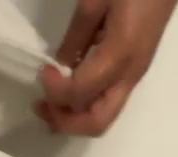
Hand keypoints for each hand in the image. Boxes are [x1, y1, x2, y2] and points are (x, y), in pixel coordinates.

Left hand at [37, 0, 177, 135]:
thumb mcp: (95, 0)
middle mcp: (130, 75)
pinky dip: (83, 108)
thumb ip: (75, 38)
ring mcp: (135, 76)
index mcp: (120, 55)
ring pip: (102, 119)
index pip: (79, 94)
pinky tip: (69, 91)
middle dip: (64, 121)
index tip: (43, 71)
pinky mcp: (135, 71)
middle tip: (42, 105)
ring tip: (50, 103)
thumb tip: (58, 67)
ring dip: (72, 118)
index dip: (54, 91)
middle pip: (95, 123)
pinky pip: (106, 103)